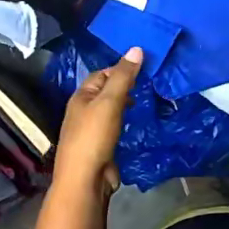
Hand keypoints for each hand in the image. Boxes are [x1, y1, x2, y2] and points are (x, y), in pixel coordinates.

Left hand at [52, 47, 142, 198]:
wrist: (86, 179)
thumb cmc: (94, 136)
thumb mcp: (110, 102)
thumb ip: (123, 77)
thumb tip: (136, 49)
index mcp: (81, 97)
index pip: (101, 74)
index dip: (120, 68)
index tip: (144, 68)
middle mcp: (83, 111)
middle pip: (105, 91)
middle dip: (124, 86)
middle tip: (147, 84)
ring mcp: (91, 131)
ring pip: (110, 110)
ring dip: (125, 104)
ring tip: (144, 102)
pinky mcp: (101, 147)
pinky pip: (114, 128)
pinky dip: (125, 122)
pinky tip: (135, 125)